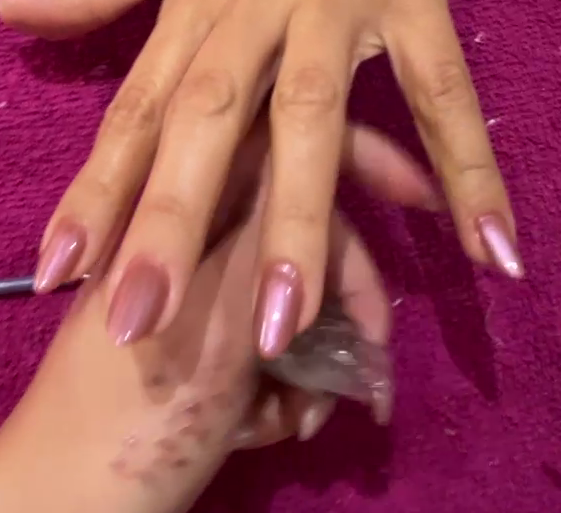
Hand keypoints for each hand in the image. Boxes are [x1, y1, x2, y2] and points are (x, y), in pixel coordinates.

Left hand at [0, 0, 516, 353]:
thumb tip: (2, 16)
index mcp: (190, 10)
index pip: (129, 112)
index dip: (89, 191)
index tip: (51, 273)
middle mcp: (250, 18)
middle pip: (201, 127)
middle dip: (166, 225)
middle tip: (134, 327)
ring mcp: (332, 10)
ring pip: (308, 120)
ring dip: (296, 221)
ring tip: (280, 327)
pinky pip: (440, 92)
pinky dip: (470, 167)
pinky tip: (494, 255)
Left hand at [0, 123, 397, 512]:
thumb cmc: (139, 406)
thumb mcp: (220, 313)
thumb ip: (268, 221)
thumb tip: (316, 127)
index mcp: (182, 198)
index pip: (281, 147)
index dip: (353, 160)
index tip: (421, 194)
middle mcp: (190, 230)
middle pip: (298, 230)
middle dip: (345, 298)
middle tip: (377, 361)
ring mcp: (193, 289)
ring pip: (288, 296)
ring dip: (316, 361)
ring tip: (306, 421)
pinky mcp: (199, 345)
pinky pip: (265, 346)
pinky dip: (282, 389)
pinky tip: (272, 432)